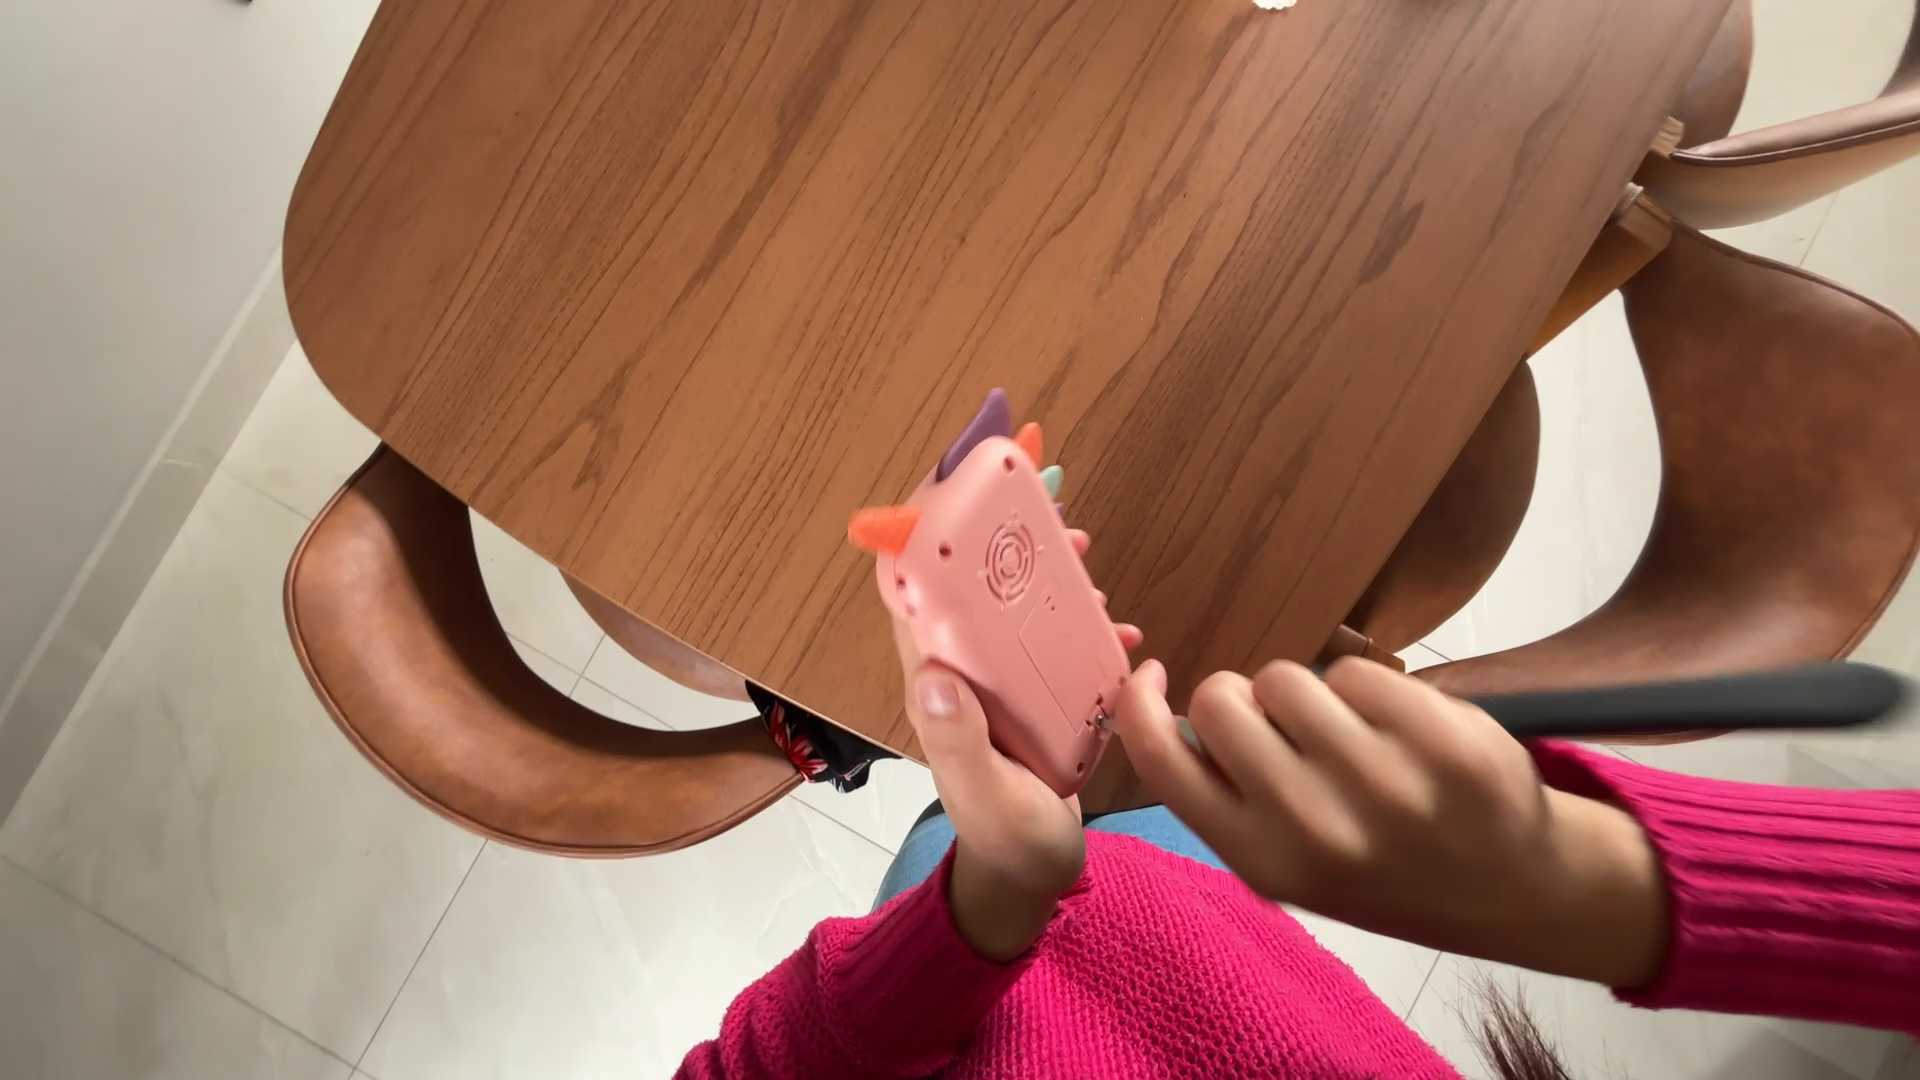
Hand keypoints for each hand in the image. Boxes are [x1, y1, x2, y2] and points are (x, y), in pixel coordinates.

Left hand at [892, 529, 1138, 960]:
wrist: (1033, 873)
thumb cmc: (1007, 841)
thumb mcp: (986, 795)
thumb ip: (958, 741)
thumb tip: (932, 674)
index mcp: (937, 687)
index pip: (914, 596)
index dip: (926, 539)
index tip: (962, 491)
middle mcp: (963, 674)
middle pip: (973, 587)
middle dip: (1005, 544)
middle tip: (1051, 521)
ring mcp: (999, 683)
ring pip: (1015, 608)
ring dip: (1048, 576)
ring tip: (1086, 559)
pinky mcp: (1033, 695)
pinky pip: (1052, 641)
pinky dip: (1081, 623)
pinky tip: (1119, 632)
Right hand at [1112, 656, 1665, 987]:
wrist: (1515, 895)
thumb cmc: (1374, 867)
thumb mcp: (1279, 857)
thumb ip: (1218, 792)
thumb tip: (1162, 705)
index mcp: (1259, 858)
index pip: (1161, 758)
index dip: (1139, 701)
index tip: (1152, 675)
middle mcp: (1315, 827)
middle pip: (1219, 698)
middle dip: (1241, 700)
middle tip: (1283, 729)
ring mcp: (1387, 785)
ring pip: (1285, 676)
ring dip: (1304, 693)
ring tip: (1347, 734)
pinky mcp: (1449, 744)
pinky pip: (1354, 669)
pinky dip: (1365, 688)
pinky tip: (1398, 730)